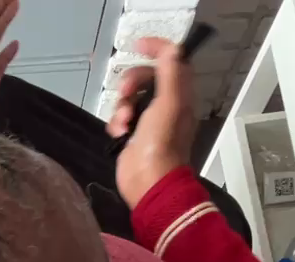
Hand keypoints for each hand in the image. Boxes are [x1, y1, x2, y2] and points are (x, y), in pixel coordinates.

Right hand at [110, 37, 198, 207]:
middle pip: (145, 78)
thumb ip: (170, 72)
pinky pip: (119, 118)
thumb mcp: (169, 103)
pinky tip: (118, 134)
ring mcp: (147, 121)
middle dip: (132, 82)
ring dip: (121, 107)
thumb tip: (170, 49)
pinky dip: (115, 123)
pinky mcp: (131, 136)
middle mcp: (165, 104)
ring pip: (128, 98)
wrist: (148, 182)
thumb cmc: (161, 144)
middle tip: (125, 92)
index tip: (138, 45)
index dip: (157, 48)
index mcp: (179, 94)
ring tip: (123, 123)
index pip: (172, 60)